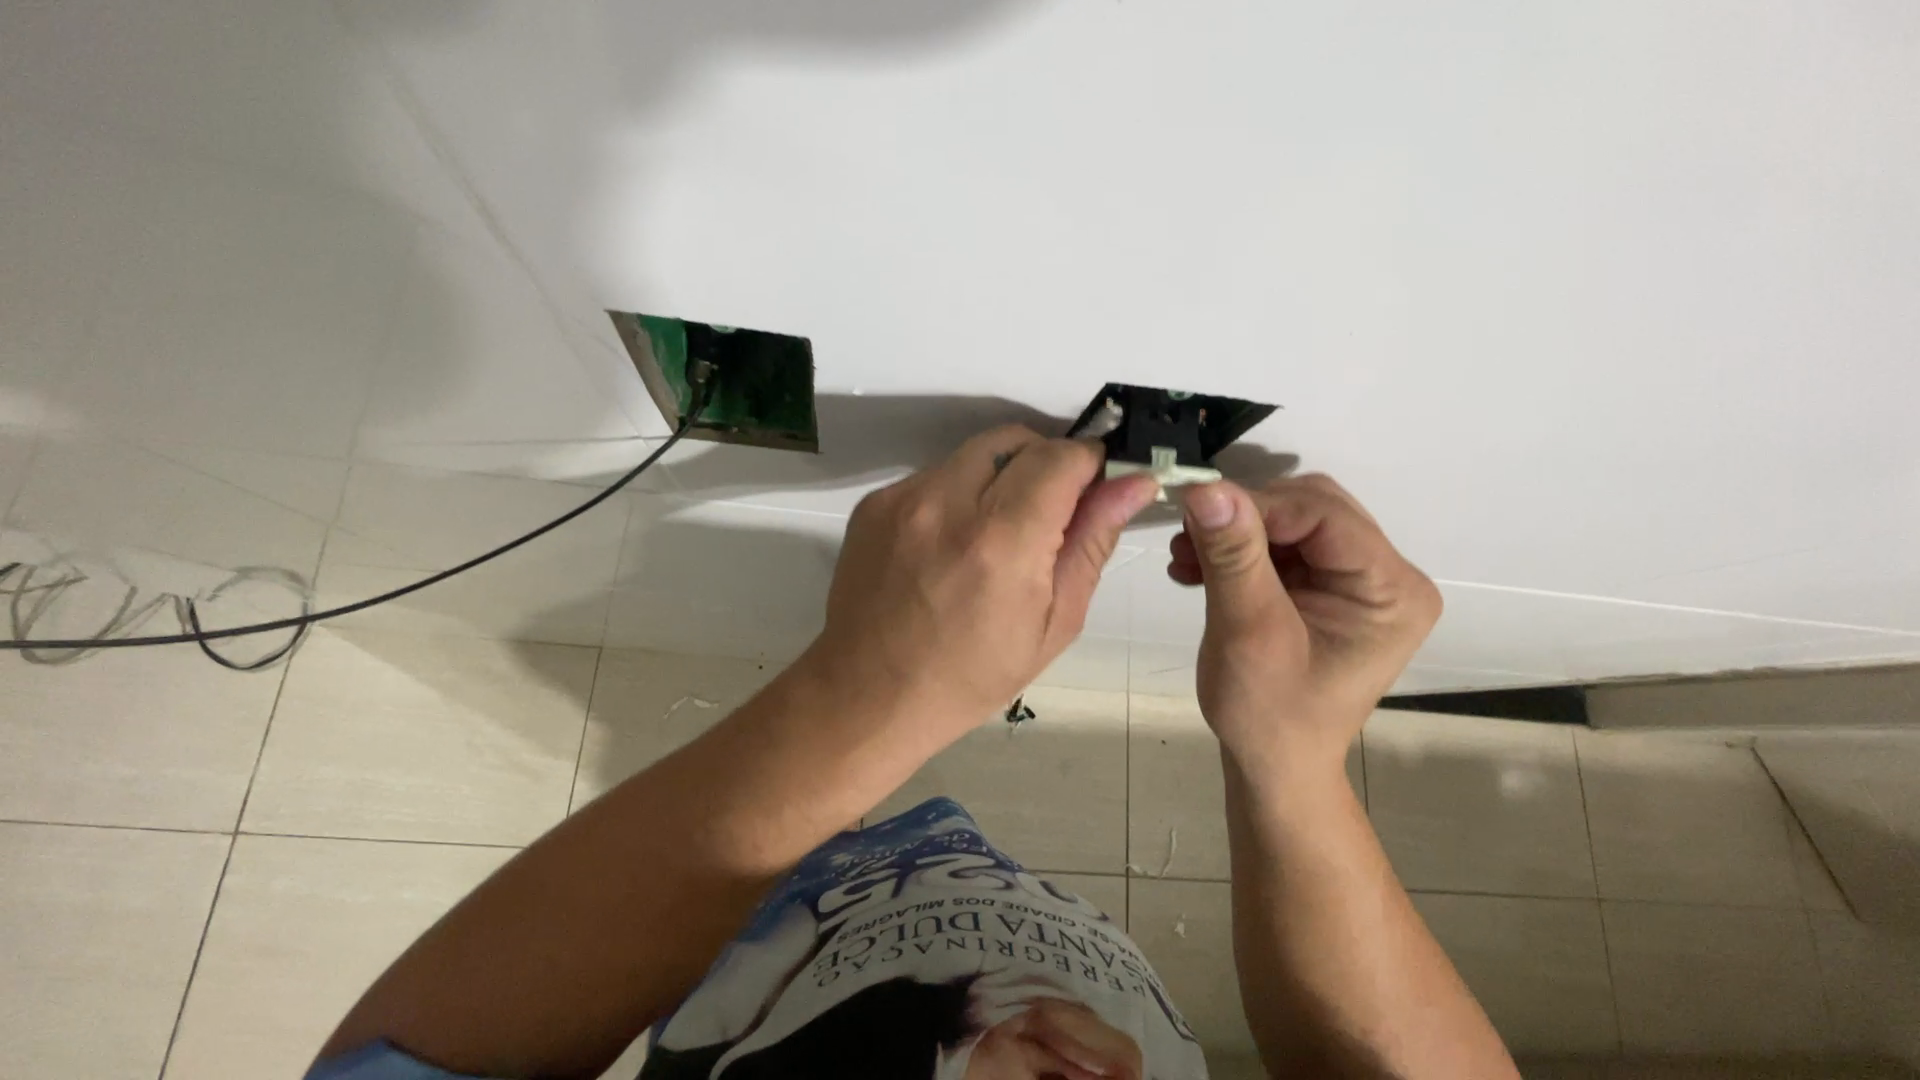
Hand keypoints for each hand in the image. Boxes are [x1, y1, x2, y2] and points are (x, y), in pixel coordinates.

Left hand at [808, 425, 1160, 745]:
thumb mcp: (1053, 622)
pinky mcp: (875, 503)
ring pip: (974, 453)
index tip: (1096, 487)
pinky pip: (934, 475)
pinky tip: (952, 545)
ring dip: (1000, 477)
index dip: (1089, 463)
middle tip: (1050, 512)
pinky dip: (957, 494)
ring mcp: (903, 499)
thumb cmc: (972, 676)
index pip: (1061, 457)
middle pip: (1017, 440)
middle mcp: (948, 503)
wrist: (870, 694)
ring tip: (996, 535)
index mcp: (1002, 540)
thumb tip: (1134, 484)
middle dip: (1046, 462)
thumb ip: (1092, 542)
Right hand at [1168, 475, 1440, 775]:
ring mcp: (1358, 583)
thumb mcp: (1249, 632)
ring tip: (1184, 556)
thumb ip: (1233, 556)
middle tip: (1188, 537)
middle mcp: (1386, 577)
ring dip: (1233, 533)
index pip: (1324, 515)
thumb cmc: (1268, 714)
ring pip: (1290, 522)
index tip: (1193, 508)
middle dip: (1244, 519)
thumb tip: (1207, 486)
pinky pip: (1281, 547)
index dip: (1257, 505)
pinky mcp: (1327, 590)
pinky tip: (1197, 568)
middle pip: (1311, 510)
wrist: (1271, 765)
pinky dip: (1237, 552)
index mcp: (1391, 590)